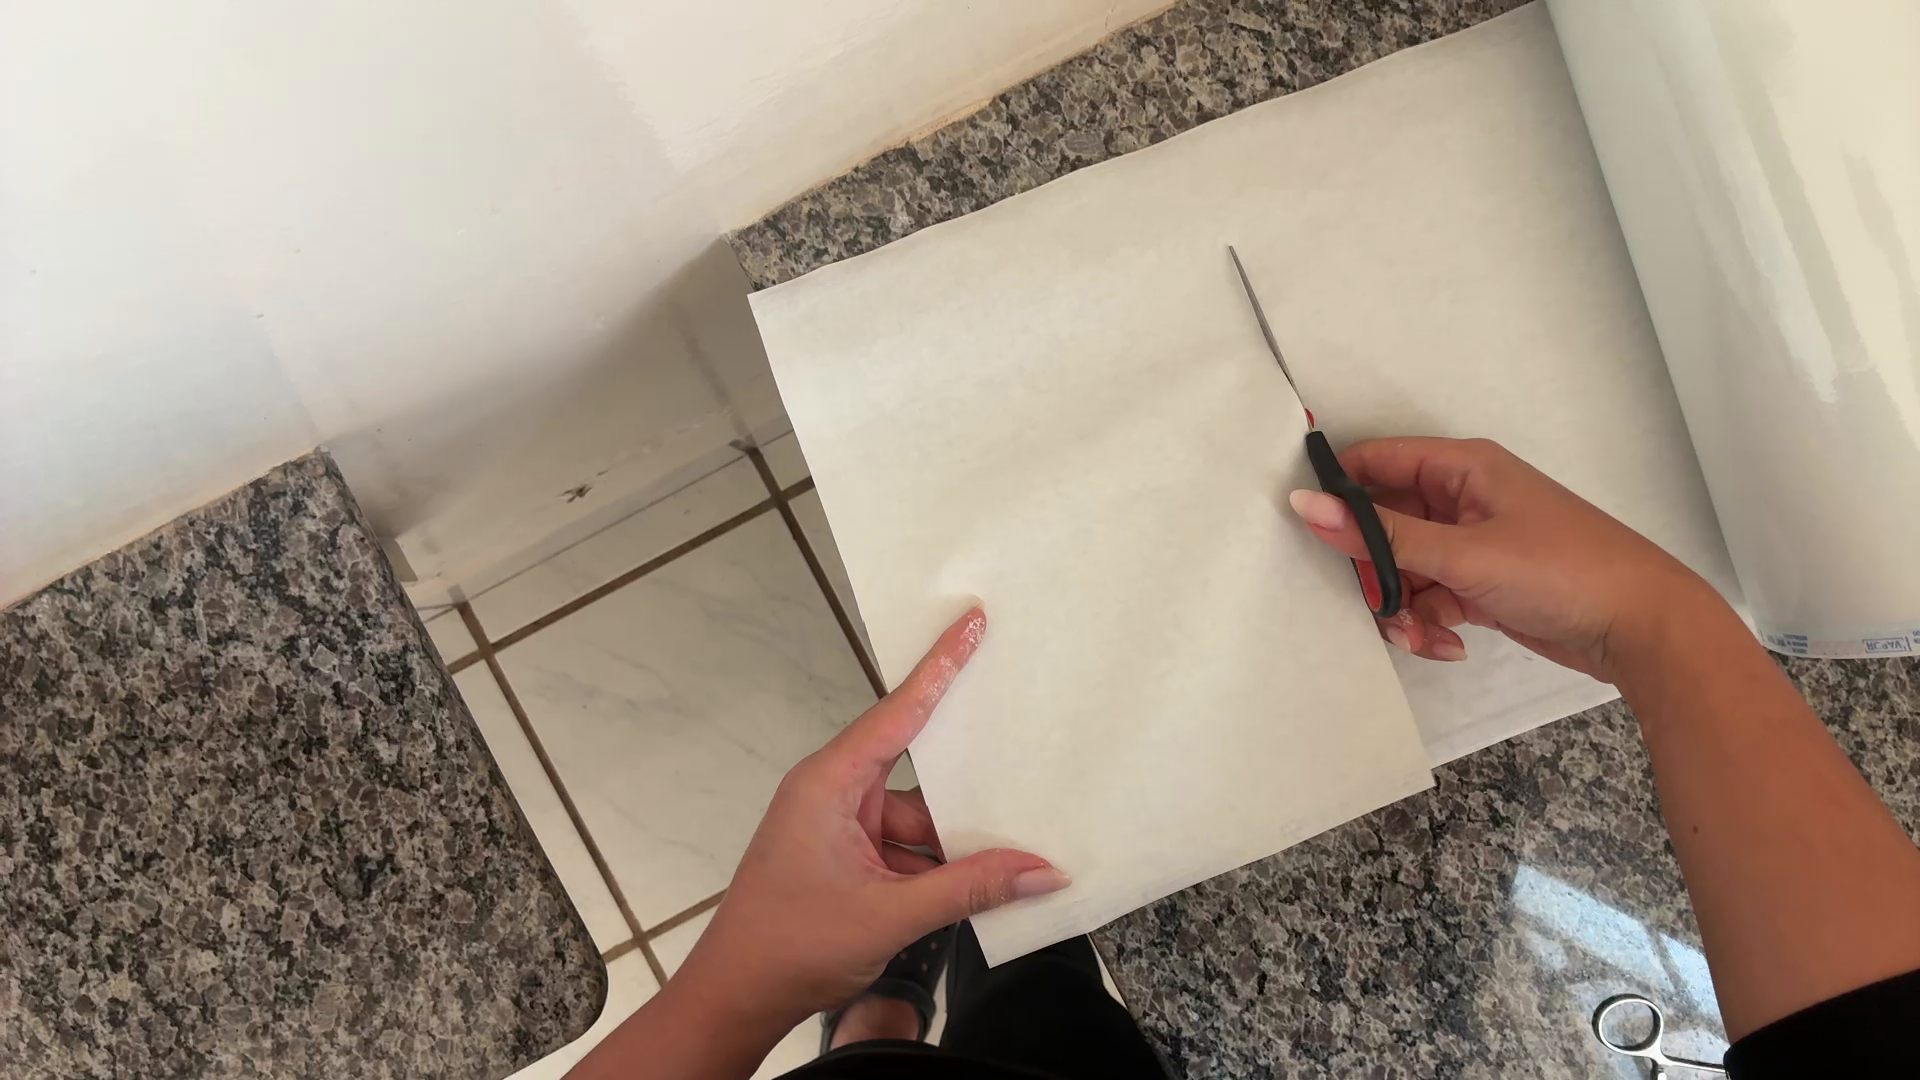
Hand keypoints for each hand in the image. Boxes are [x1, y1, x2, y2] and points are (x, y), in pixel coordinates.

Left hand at [669, 607, 1068, 1031]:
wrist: (733, 1003)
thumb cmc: (790, 946)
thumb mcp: (890, 914)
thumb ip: (970, 889)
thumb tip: (1042, 871)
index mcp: (831, 781)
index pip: (899, 710)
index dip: (940, 663)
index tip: (971, 622)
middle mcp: (836, 789)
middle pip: (915, 760)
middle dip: (963, 764)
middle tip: (1014, 729)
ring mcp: (841, 822)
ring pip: (916, 811)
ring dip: (952, 837)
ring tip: (1011, 844)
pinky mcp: (848, 852)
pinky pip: (905, 841)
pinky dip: (935, 861)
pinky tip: (977, 879)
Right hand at [1287, 436, 1711, 680]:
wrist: (1646, 634)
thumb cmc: (1559, 572)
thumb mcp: (1461, 553)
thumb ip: (1377, 534)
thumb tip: (1303, 504)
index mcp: (1460, 469)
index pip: (1374, 462)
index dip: (1337, 489)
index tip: (1307, 528)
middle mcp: (1458, 499)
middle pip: (1380, 523)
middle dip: (1373, 568)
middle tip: (1374, 600)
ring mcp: (1466, 543)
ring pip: (1399, 567)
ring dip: (1398, 605)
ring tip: (1417, 635)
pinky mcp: (1474, 582)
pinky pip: (1424, 595)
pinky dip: (1424, 622)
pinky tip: (1444, 644)